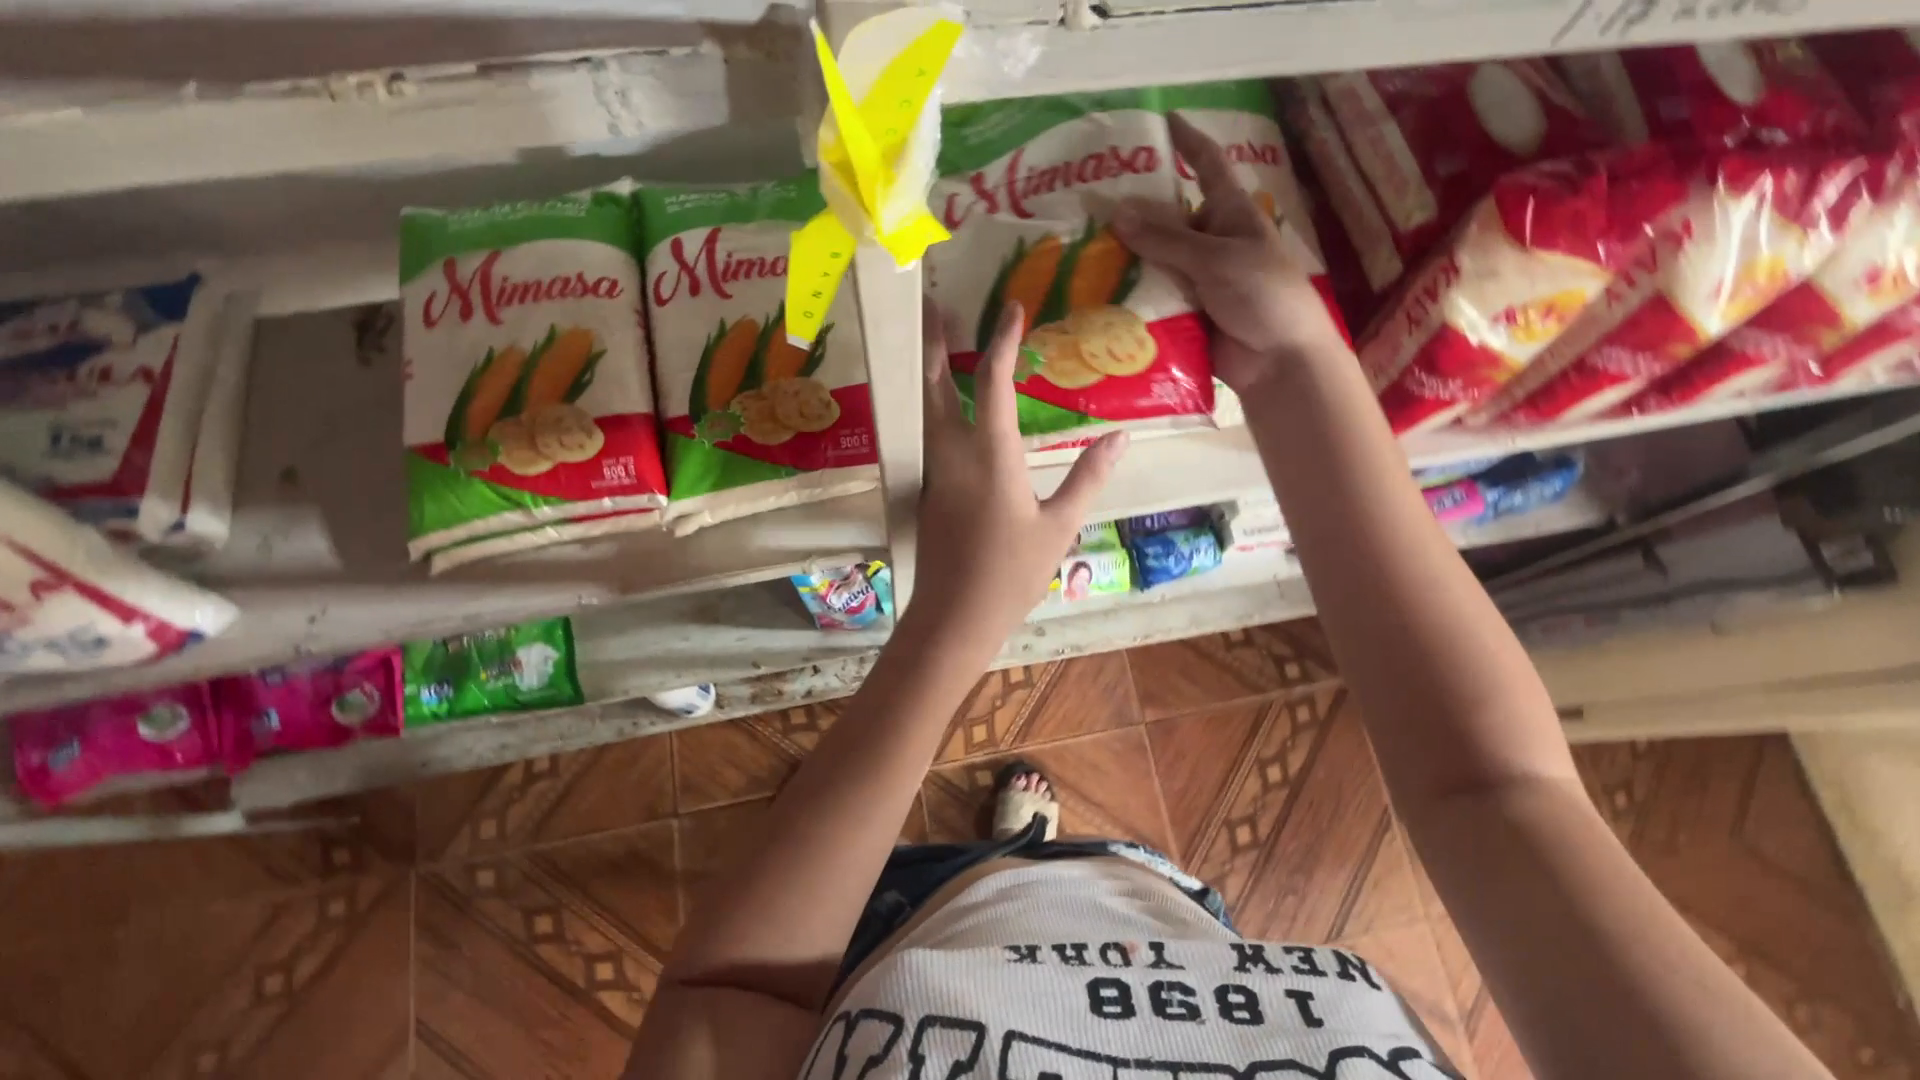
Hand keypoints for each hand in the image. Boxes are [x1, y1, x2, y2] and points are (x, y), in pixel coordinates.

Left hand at [910, 296, 1127, 651]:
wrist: (953, 618)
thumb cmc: (1010, 575)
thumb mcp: (1059, 527)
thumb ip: (1088, 479)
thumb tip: (1120, 439)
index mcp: (990, 457)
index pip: (993, 384)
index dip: (1003, 342)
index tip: (1012, 308)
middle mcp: (952, 455)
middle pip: (935, 386)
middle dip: (934, 342)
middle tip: (932, 304)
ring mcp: (933, 473)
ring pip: (926, 410)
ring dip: (931, 373)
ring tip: (938, 344)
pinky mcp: (926, 492)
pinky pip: (929, 436)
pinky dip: (937, 409)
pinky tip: (950, 411)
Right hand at [1111, 113, 1349, 395]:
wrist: (1279, 360)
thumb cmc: (1263, 295)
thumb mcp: (1216, 259)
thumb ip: (1167, 239)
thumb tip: (1116, 214)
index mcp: (1230, 214)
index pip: (1208, 165)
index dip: (1188, 141)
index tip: (1163, 120)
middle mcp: (1212, 241)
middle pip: (1167, 218)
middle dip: (1133, 212)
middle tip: (1088, 203)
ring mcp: (1198, 279)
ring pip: (1155, 261)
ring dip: (1125, 259)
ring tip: (1079, 250)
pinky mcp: (1186, 312)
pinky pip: (1153, 298)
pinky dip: (1130, 296)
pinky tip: (1095, 294)